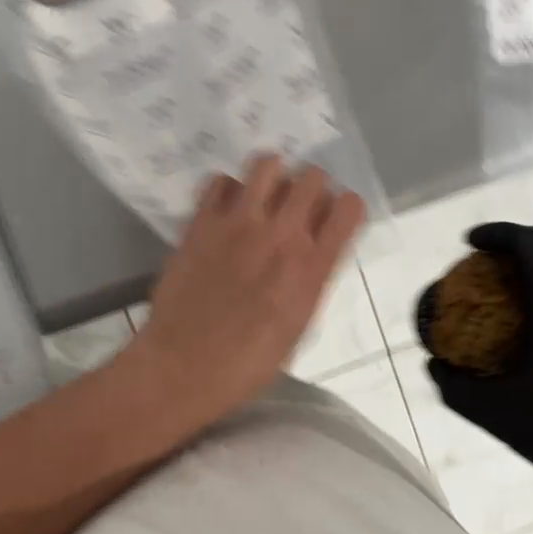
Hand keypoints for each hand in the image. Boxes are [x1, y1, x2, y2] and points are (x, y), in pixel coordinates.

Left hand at [127, 155, 366, 423]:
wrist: (183, 369)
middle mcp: (281, 236)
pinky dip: (229, 190)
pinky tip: (227, 212)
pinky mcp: (200, 223)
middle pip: (313, 176)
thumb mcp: (298, 328)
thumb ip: (310, 281)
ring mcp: (238, 224)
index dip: (344, 209)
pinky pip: (220, 181)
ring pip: (267, 164)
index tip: (333, 222)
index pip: (349, 208)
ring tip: (265, 199)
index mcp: (312, 269)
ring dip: (273, 177)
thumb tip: (312, 253)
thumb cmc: (247, 365)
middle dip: (312, 188)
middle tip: (298, 209)